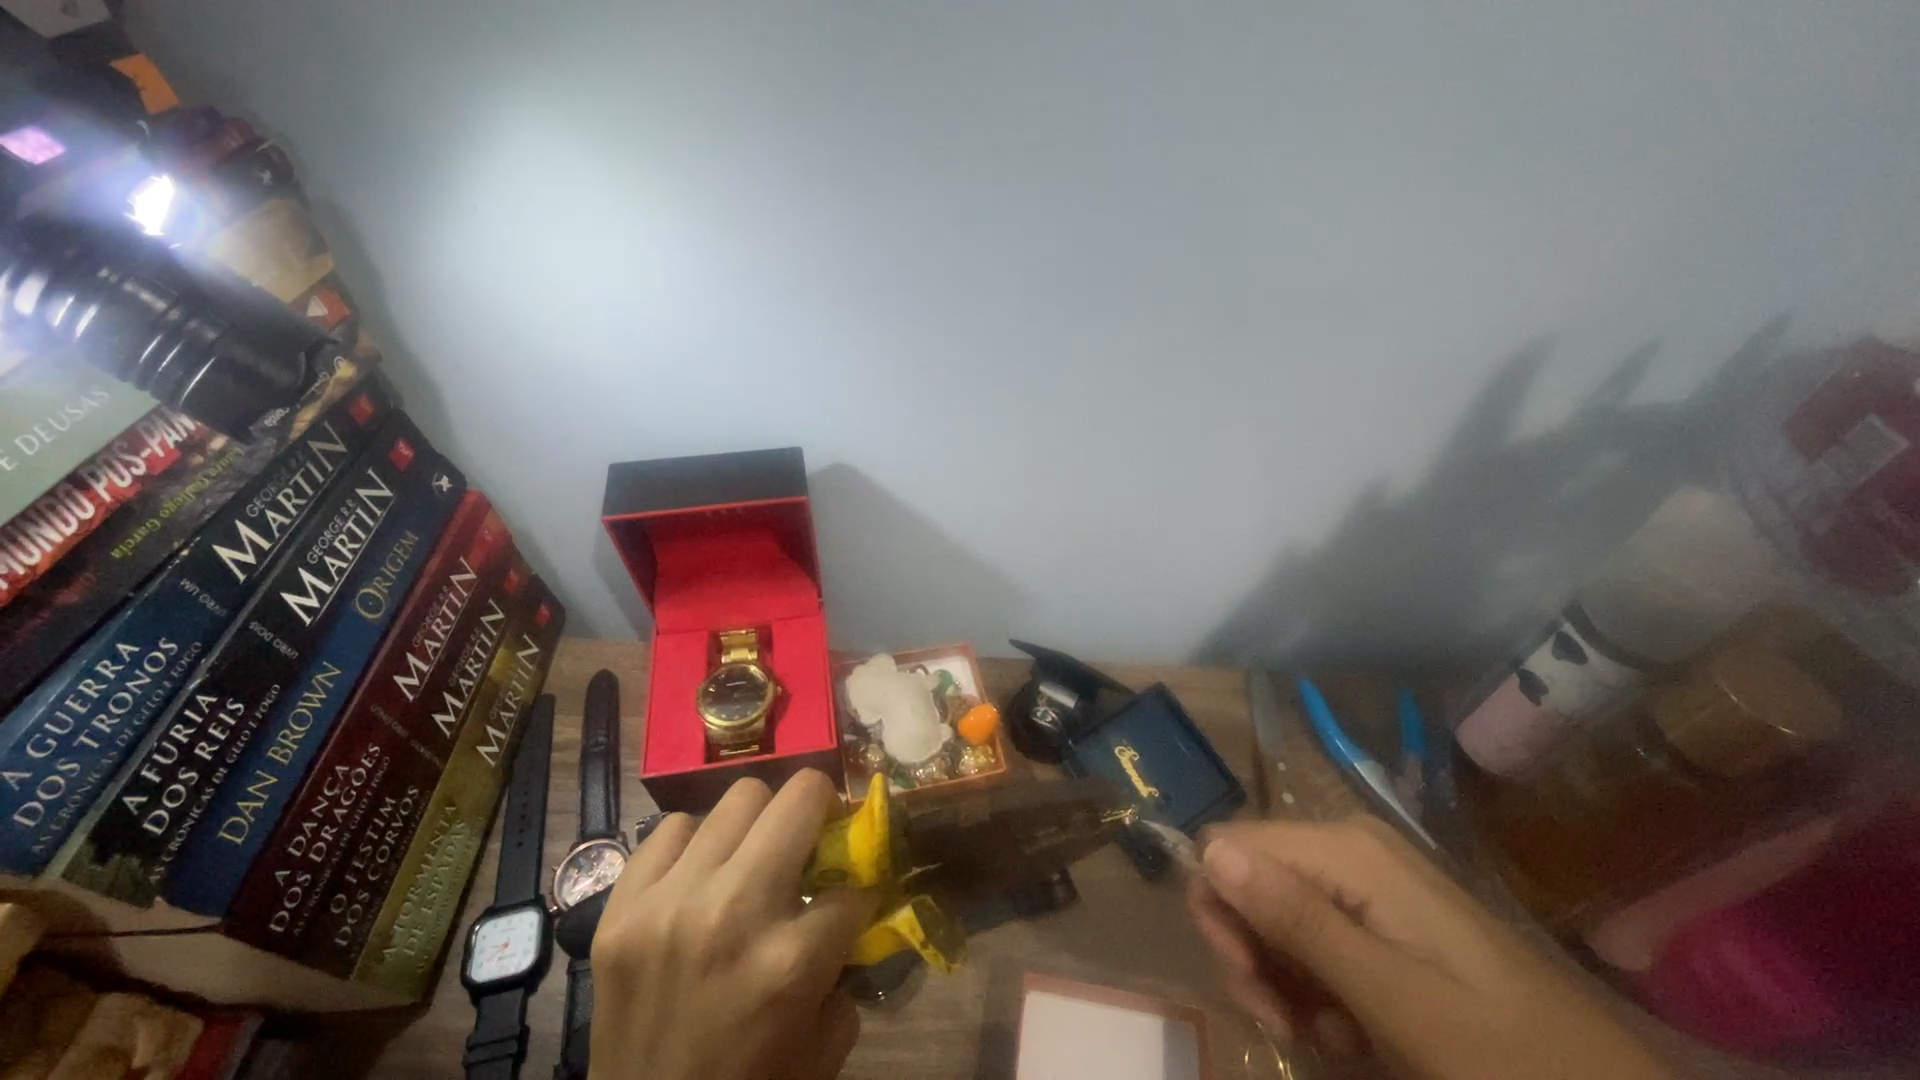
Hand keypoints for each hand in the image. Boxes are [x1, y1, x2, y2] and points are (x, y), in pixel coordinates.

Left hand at [590, 771, 876, 1079]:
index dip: (860, 888)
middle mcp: (733, 912)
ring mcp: (670, 903)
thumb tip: (851, 900)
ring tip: (755, 856)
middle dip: (822, 812)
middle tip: (815, 838)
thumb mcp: (825, 1040)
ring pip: (739, 797)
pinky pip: (671, 829)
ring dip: (762, 824)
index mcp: (791, 960)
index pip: (855, 883)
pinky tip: (702, 875)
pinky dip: (698, 843)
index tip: (854, 892)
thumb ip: (845, 962)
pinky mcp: (622, 907)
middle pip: (800, 797)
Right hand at [1188, 817, 1674, 1079]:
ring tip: (1327, 1035)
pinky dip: (1312, 988)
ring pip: (1271, 915)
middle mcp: (1349, 848)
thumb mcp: (1393, 996)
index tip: (1250, 983)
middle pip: (1246, 880)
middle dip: (1249, 956)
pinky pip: (1310, 936)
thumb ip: (1299, 920)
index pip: (1226, 847)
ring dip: (1281, 982)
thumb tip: (1209, 850)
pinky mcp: (1380, 914)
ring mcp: (1367, 881)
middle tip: (1285, 1023)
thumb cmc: (1501, 1048)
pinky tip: (1348, 1028)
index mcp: (1349, 850)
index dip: (1219, 913)